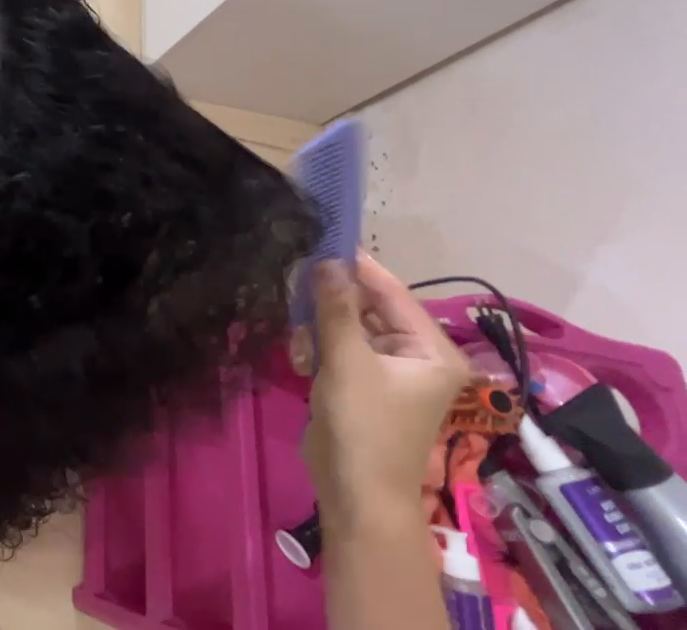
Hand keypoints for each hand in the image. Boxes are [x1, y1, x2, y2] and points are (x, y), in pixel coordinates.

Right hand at [297, 254, 469, 522]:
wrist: (355, 488)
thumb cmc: (363, 423)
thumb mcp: (346, 360)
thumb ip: (335, 309)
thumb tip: (327, 261)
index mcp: (432, 350)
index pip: (393, 293)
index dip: (358, 267)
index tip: (322, 238)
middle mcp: (417, 355)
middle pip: (369, 308)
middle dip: (330, 304)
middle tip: (294, 291)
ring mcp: (390, 370)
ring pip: (348, 326)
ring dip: (319, 330)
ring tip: (300, 348)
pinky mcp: (364, 383)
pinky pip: (340, 347)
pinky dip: (318, 348)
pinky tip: (301, 362)